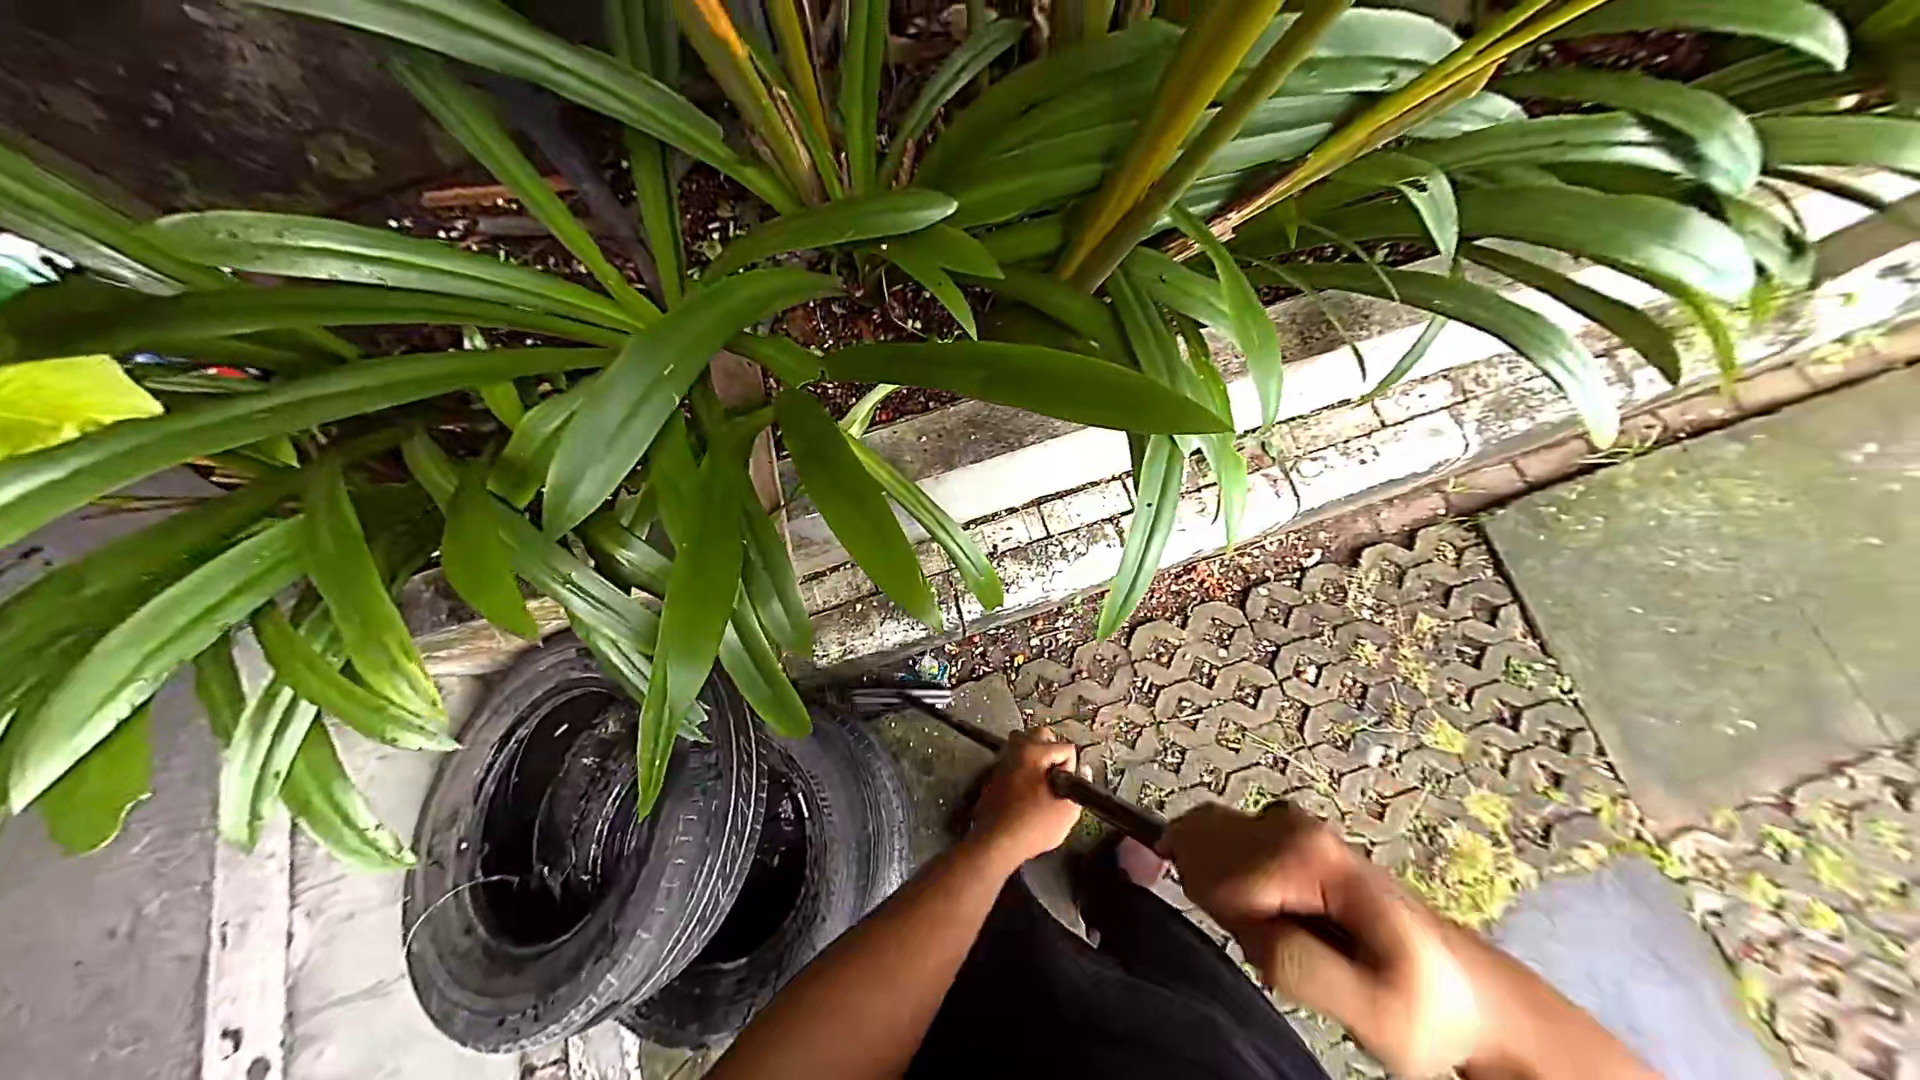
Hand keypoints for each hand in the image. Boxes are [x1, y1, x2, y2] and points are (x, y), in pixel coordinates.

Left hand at [965, 728, 1080, 870]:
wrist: (996, 843)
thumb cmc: (1031, 826)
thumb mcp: (1067, 812)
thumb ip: (1078, 788)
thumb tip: (1082, 773)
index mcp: (1033, 752)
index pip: (1065, 747)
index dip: (1072, 768)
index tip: (1067, 785)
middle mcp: (1015, 751)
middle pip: (1041, 735)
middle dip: (1054, 751)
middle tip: (1058, 775)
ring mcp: (1002, 762)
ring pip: (1023, 745)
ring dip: (1036, 757)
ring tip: (1044, 780)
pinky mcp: (994, 776)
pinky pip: (1013, 763)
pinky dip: (1023, 770)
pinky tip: (1028, 792)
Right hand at [1164, 802, 1482, 1077]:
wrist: (1462, 986)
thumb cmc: (1422, 1002)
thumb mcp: (1374, 1013)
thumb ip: (1298, 965)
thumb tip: (1245, 925)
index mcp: (1308, 854)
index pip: (1217, 877)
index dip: (1235, 924)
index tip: (1269, 952)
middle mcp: (1287, 821)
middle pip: (1203, 845)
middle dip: (1218, 897)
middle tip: (1272, 942)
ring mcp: (1281, 819)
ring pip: (1203, 837)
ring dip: (1215, 886)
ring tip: (1270, 927)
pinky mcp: (1278, 829)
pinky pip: (1214, 836)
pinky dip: (1213, 869)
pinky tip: (1252, 904)